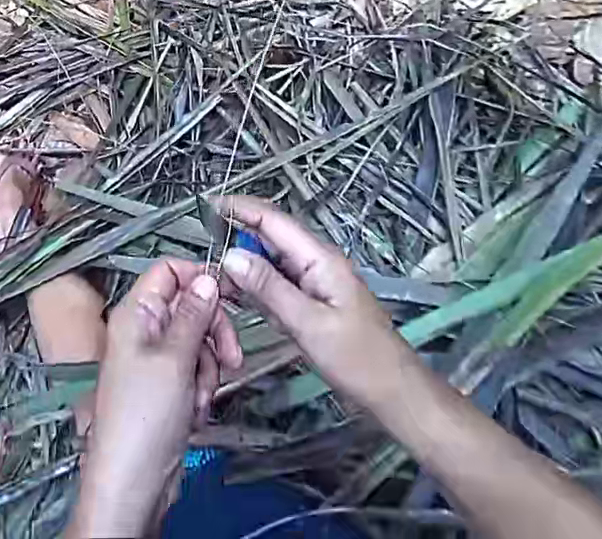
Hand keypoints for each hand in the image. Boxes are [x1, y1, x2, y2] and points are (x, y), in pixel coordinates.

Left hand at [68, 259, 241, 538]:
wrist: (133, 481)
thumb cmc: (145, 413)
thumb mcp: (174, 358)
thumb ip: (193, 315)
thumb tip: (208, 277)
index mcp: (136, 311)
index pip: (168, 271)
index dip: (198, 277)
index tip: (230, 295)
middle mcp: (144, 328)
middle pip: (190, 306)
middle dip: (213, 331)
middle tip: (230, 356)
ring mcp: (156, 357)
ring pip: (197, 340)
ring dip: (208, 366)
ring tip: (200, 394)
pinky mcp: (168, 384)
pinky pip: (195, 369)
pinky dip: (202, 386)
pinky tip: (195, 409)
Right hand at [214, 196, 409, 404]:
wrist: (396, 395)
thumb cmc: (358, 359)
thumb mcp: (308, 323)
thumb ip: (267, 287)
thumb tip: (230, 254)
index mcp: (318, 257)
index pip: (271, 219)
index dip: (238, 208)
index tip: (207, 205)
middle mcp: (315, 260)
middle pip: (268, 236)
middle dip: (236, 239)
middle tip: (206, 251)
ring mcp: (314, 278)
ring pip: (269, 259)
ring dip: (244, 266)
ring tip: (218, 279)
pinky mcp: (311, 297)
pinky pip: (276, 281)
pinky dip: (256, 286)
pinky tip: (242, 298)